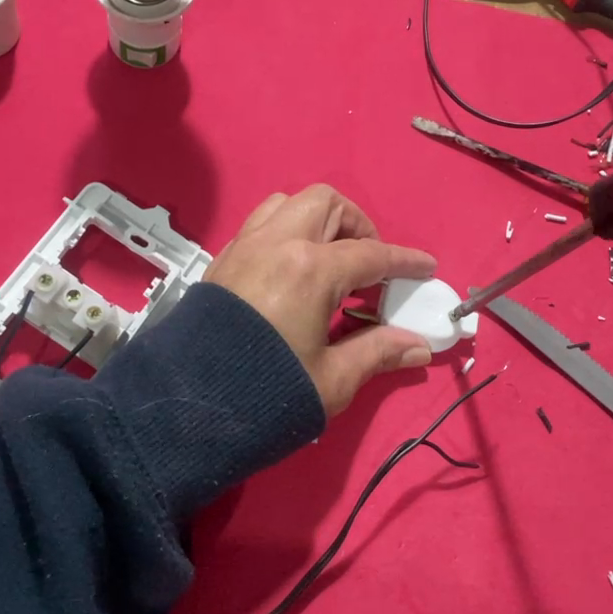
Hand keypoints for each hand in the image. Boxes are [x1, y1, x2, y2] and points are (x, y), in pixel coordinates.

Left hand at [205, 186, 437, 414]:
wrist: (187, 409)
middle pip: (327, 205)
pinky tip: (293, 272)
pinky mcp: (222, 261)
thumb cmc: (267, 392)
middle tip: (370, 264)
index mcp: (311, 269)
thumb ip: (377, 352)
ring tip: (331, 259)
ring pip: (288, 205)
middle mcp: (277, 244)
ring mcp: (245, 247)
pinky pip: (260, 225)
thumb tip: (418, 346)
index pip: (372, 254)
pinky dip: (285, 233)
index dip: (404, 262)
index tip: (425, 267)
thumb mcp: (331, 379)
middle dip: (357, 225)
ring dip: (317, 221)